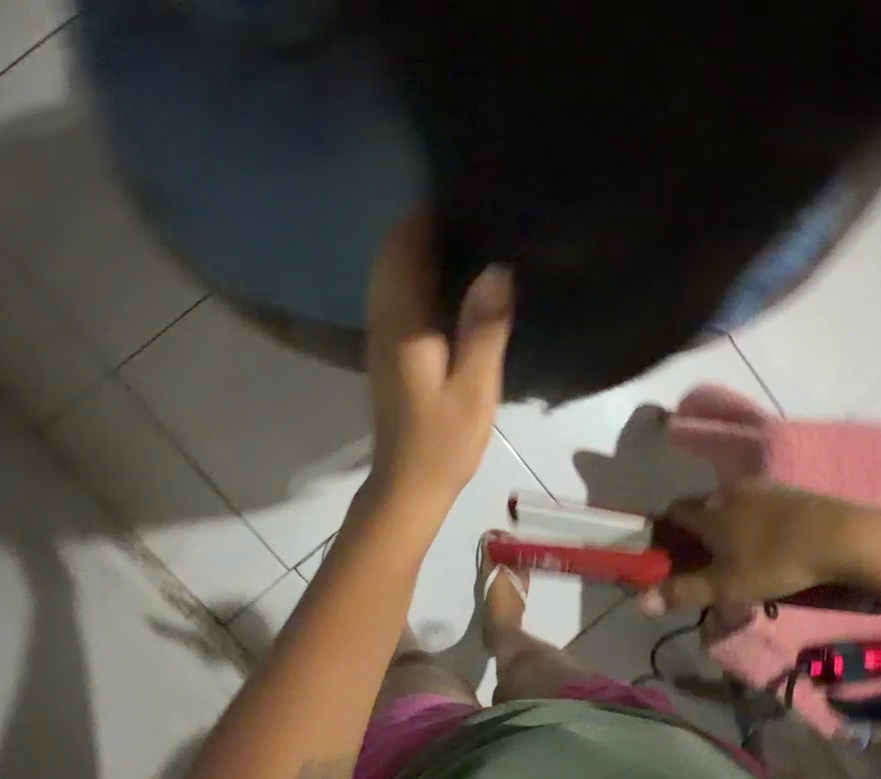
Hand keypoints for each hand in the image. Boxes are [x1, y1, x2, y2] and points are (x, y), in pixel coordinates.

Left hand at [361, 213, 511, 516]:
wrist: (409, 484)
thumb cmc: (444, 441)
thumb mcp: (474, 387)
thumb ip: (484, 326)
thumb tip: (498, 265)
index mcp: (403, 324)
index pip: (404, 249)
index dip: (427, 215)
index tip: (465, 193)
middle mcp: (384, 322)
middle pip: (393, 255)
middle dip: (425, 225)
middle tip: (474, 208)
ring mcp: (383, 337)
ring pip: (393, 275)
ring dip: (421, 249)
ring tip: (470, 233)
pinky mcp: (391, 352)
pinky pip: (399, 297)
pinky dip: (420, 276)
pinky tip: (455, 279)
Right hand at [641, 480, 880, 613]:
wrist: (842, 537)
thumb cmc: (774, 562)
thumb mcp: (726, 586)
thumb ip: (683, 592)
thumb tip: (639, 603)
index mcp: (709, 510)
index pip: (673, 513)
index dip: (667, 534)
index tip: (671, 557)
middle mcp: (730, 492)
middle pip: (703, 509)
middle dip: (699, 534)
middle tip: (707, 564)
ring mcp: (763, 488)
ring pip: (733, 507)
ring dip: (730, 528)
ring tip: (741, 558)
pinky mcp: (792, 493)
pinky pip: (761, 507)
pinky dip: (757, 525)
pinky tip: (772, 547)